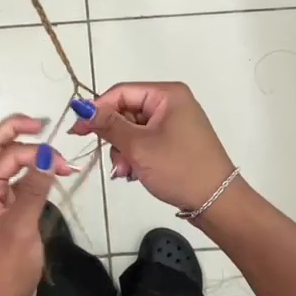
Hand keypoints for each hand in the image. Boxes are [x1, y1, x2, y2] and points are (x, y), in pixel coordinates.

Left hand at [0, 115, 63, 295]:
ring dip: (26, 150)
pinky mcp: (6, 211)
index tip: (62, 164)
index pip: (8, 154)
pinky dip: (32, 170)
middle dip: (16, 130)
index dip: (35, 151)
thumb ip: (33, 190)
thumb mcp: (21, 228)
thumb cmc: (6, 269)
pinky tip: (50, 175)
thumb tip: (47, 155)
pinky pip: (16, 180)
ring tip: (55, 155)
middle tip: (42, 123)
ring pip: (4, 161)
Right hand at [71, 82, 234, 212]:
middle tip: (113, 161)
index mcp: (167, 94)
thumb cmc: (178, 168)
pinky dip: (136, 156)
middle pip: (126, 111)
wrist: (218, 202)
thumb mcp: (138, 146)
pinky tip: (135, 173)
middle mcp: (171, 103)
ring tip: (126, 172)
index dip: (96, 110)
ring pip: (132, 129)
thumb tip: (81, 108)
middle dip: (115, 137)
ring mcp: (175, 123)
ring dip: (123, 151)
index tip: (76, 130)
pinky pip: (145, 141)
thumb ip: (108, 125)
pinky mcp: (175, 141)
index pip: (120, 92)